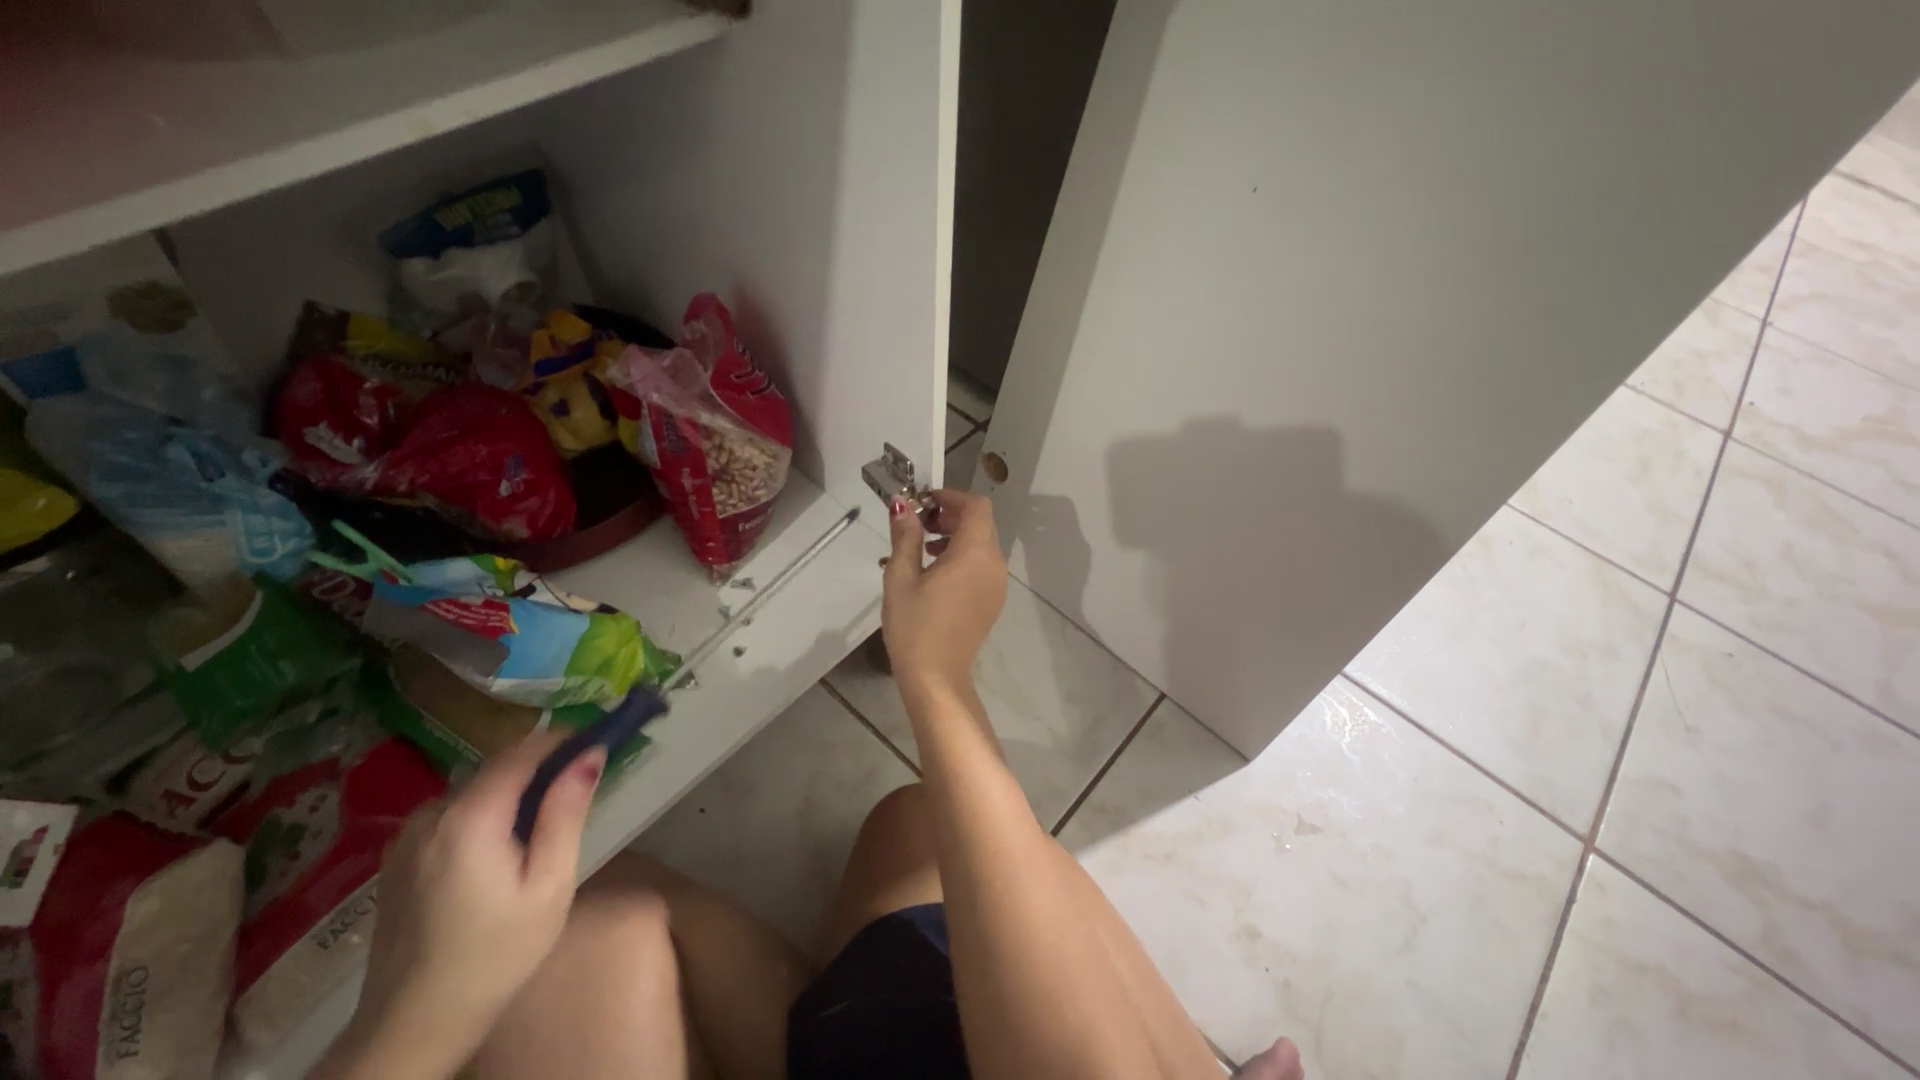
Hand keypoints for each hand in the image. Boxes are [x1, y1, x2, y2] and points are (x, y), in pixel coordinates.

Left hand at [331, 732, 603, 1078]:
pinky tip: (502, 853)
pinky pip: (453, 815)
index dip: (562, 739)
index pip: (522, 751)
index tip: (598, 739)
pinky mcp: (399, 855)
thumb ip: (566, 813)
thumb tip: (589, 754)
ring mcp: (408, 834)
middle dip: (541, 767)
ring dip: (512, 793)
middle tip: (580, 787)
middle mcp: (431, 812)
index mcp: (470, 817)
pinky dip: (485, 815)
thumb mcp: (549, 885)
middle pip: (496, 768)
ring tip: (543, 828)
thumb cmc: (498, 955)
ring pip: (474, 791)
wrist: (412, 1024)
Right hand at [883, 489, 1007, 697]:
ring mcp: (998, 585)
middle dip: (952, 515)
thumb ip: (905, 536)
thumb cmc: (914, 626)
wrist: (936, 677)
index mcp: (975, 553)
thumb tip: (902, 505)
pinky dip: (964, 557)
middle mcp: (994, 565)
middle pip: (982, 524)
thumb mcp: (901, 577)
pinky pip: (983, 566)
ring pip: (984, 545)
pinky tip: (936, 573)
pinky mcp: (993, 602)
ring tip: (923, 548)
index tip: (924, 502)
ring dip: (957, 536)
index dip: (951, 496)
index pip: (976, 506)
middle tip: (920, 523)